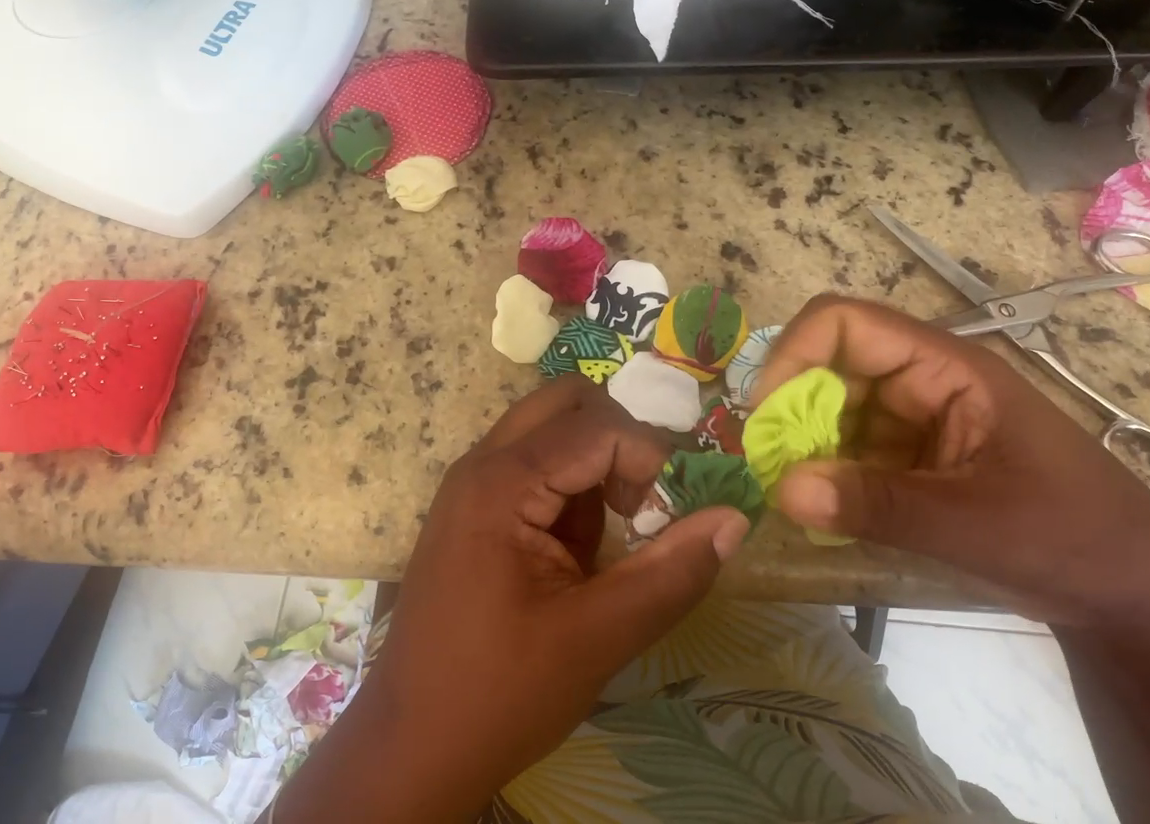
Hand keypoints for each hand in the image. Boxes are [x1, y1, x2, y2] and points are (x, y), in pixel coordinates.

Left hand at [274, 376, 750, 821]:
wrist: (413, 744)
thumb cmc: (500, 692)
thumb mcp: (598, 637)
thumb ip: (671, 573)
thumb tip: (736, 517)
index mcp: (500, 483)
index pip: (597, 425)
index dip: (649, 459)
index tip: (665, 521)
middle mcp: (479, 465)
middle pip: (567, 404)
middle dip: (620, 442)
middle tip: (641, 509)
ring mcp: (471, 486)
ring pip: (552, 431)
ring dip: (595, 469)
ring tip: (607, 546)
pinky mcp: (474, 511)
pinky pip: (535, 469)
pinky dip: (571, 492)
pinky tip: (576, 558)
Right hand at [750, 296, 1149, 626]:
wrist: (1138, 600)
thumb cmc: (1072, 541)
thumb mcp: (972, 524)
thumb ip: (875, 505)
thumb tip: (780, 489)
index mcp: (948, 370)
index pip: (848, 324)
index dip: (795, 354)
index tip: (766, 416)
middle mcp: (925, 384)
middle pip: (832, 369)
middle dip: (792, 413)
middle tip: (769, 472)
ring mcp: (919, 424)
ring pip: (835, 414)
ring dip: (806, 450)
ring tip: (791, 501)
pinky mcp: (915, 462)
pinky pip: (852, 454)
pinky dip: (827, 478)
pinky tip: (821, 516)